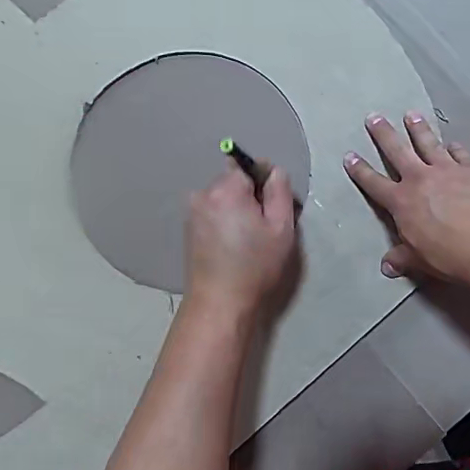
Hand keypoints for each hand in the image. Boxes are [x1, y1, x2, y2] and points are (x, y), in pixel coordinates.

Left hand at [184, 163, 299, 311]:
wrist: (219, 303)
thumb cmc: (254, 266)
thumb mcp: (281, 228)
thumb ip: (280, 191)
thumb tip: (273, 171)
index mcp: (225, 190)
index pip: (249, 167)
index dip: (266, 183)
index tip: (274, 208)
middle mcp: (203, 194)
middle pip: (234, 181)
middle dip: (251, 197)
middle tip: (265, 227)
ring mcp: (192, 211)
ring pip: (224, 197)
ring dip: (238, 209)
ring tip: (249, 239)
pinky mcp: (188, 228)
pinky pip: (213, 212)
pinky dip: (225, 220)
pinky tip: (233, 245)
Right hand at [345, 111, 469, 285]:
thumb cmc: (450, 255)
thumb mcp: (420, 260)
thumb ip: (402, 257)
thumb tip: (387, 266)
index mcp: (401, 202)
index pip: (374, 183)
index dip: (360, 170)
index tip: (350, 156)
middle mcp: (420, 179)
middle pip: (396, 151)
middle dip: (383, 134)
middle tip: (374, 117)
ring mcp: (447, 170)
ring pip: (428, 143)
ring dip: (418, 128)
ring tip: (411, 114)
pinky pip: (460, 154)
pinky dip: (454, 148)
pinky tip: (453, 144)